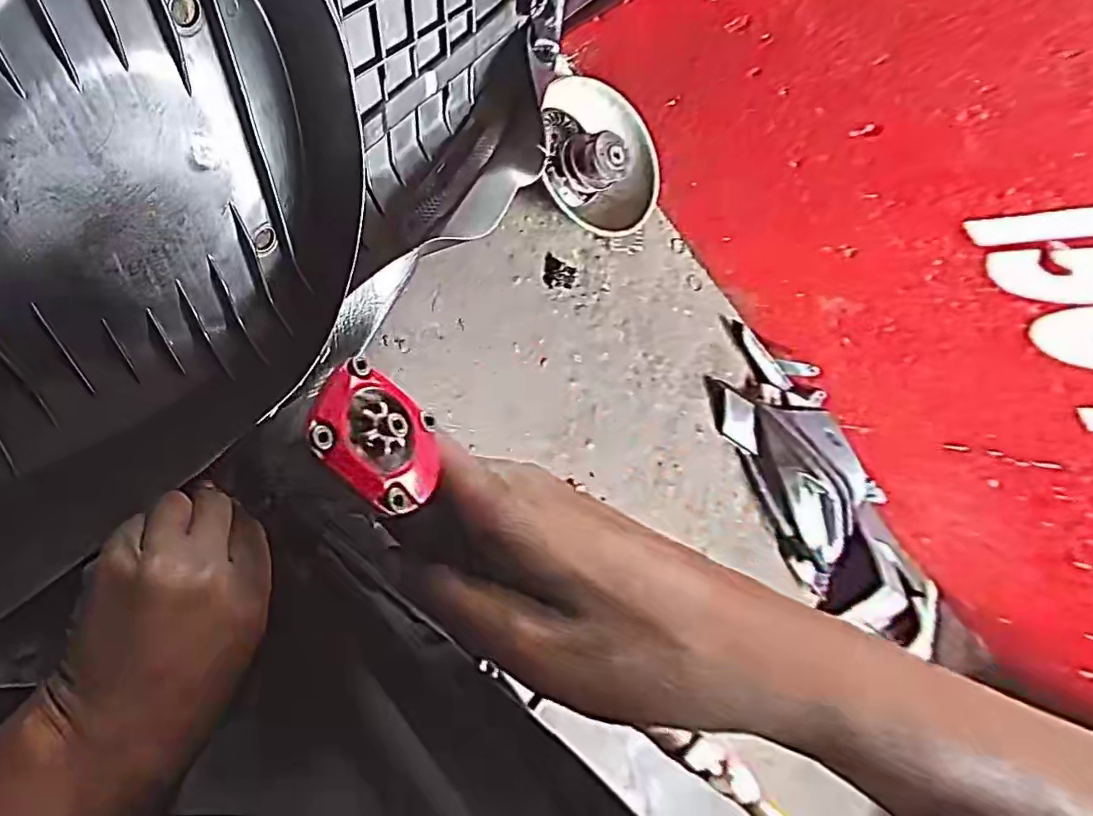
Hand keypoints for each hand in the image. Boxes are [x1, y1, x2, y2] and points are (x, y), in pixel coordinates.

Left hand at [38, 484, 271, 790]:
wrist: (112, 730)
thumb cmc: (182, 699)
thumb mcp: (239, 640)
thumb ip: (241, 579)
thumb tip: (231, 529)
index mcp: (246, 596)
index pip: (250, 526)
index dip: (235, 525)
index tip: (224, 532)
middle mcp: (205, 569)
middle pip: (213, 502)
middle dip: (203, 514)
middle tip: (189, 537)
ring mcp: (157, 558)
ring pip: (172, 501)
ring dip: (168, 519)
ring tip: (159, 550)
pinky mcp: (114, 555)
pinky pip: (134, 521)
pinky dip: (134, 535)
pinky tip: (132, 565)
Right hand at [404, 438, 861, 735]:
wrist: (763, 652)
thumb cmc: (668, 652)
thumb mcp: (542, 652)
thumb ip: (456, 603)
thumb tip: (405, 572)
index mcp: (512, 505)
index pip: (418, 444)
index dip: (366, 439)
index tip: (329, 453)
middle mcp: (523, 483)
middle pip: (427, 472)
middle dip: (399, 513)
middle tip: (407, 569)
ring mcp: (541, 492)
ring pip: (455, 493)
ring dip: (436, 533)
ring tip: (465, 593)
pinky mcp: (555, 508)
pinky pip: (485, 508)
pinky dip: (468, 540)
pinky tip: (498, 589)